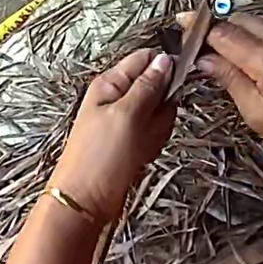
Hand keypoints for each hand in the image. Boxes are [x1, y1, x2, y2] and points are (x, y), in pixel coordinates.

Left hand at [50, 49, 176, 223]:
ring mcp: (125, 120)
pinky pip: (154, 133)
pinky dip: (153, 144)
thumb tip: (164, 59)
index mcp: (110, 83)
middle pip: (157, 87)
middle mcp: (117, 98)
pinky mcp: (131, 140)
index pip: (145, 59)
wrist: (85, 204)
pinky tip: (141, 155)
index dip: (164, 68)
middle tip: (149, 123)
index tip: (177, 83)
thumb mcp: (127, 115)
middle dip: (162, 107)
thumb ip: (148, 85)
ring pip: (159, 113)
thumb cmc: (98, 159)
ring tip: (142, 143)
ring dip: (158, 129)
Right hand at [183, 13, 262, 159]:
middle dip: (220, 30)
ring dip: (242, 30)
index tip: (183, 25)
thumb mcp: (258, 114)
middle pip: (238, 20)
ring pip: (257, 18)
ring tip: (237, 51)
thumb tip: (204, 58)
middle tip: (207, 43)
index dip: (201, 30)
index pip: (224, 34)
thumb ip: (229, 80)